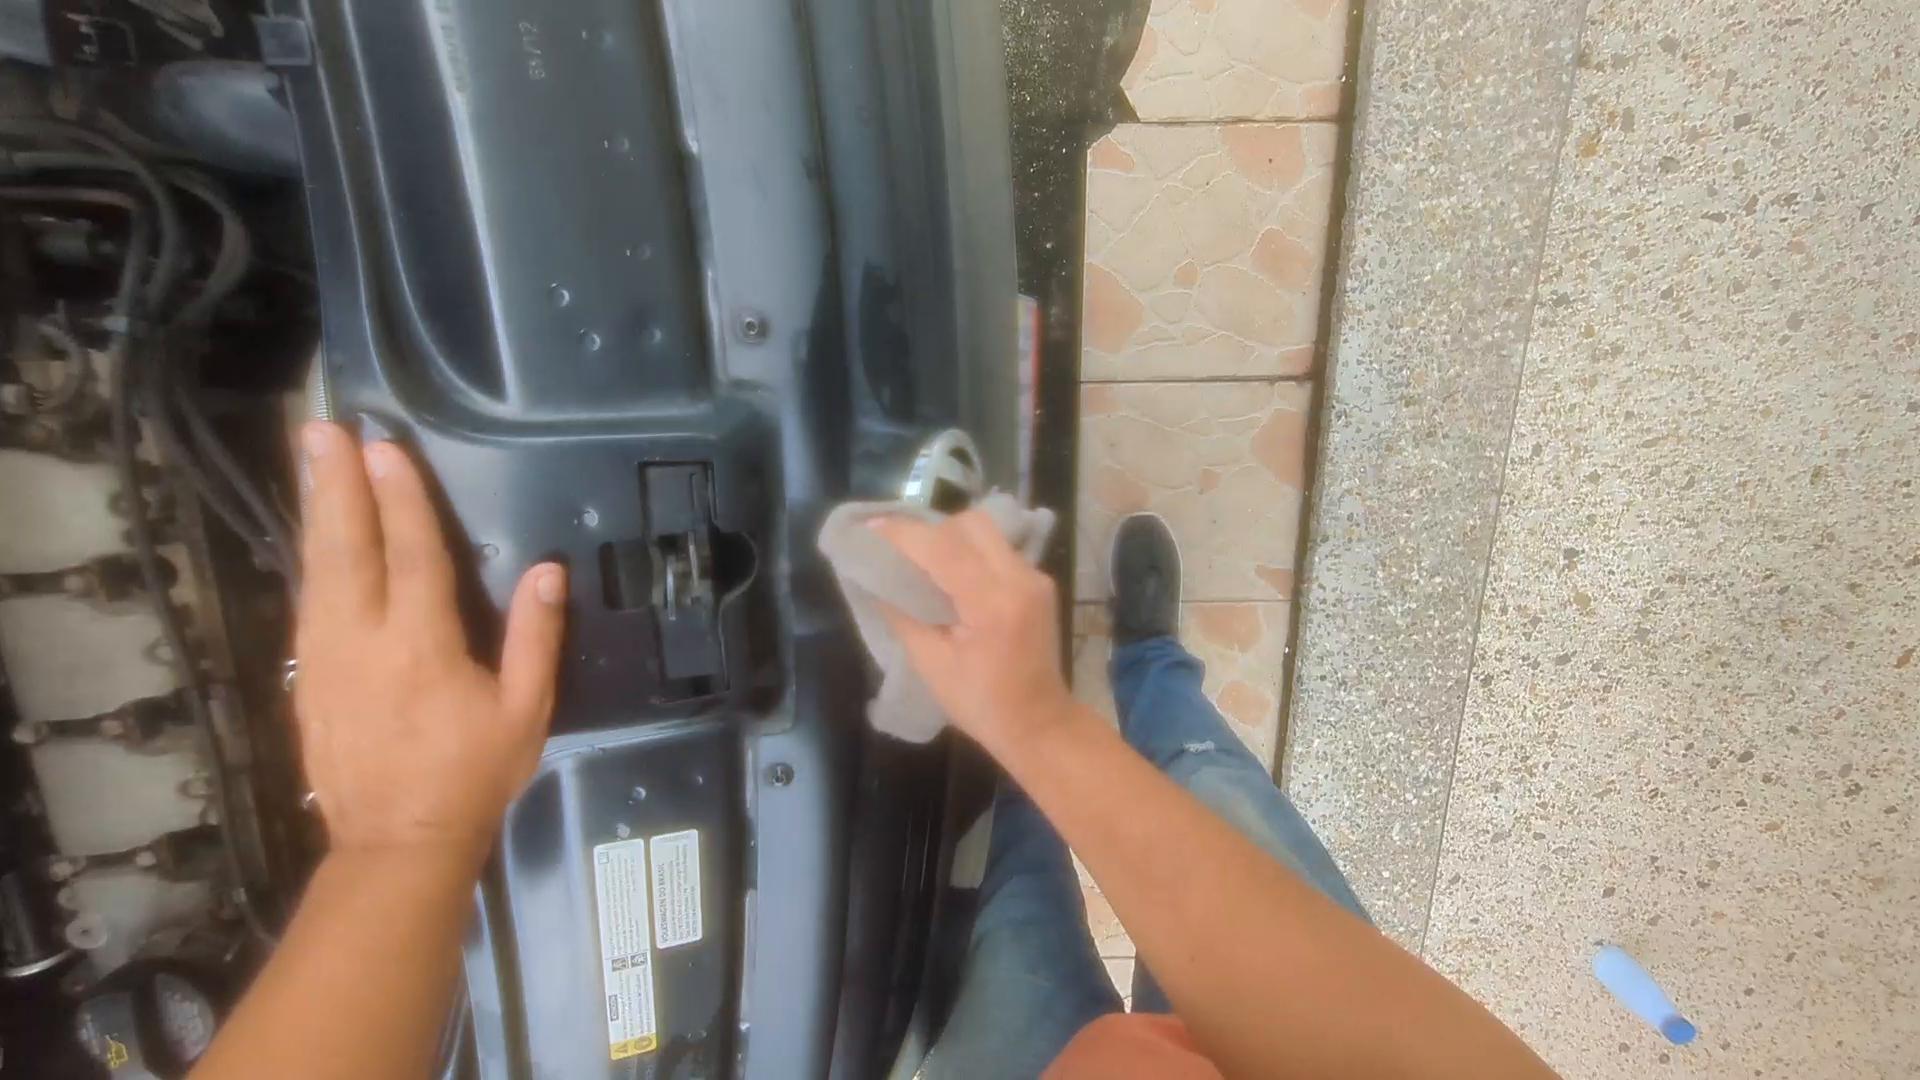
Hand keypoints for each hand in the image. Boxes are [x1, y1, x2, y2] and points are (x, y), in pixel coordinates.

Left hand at [292, 422, 566, 864]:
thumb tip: (547, 571)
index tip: (387, 449)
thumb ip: (536, 638)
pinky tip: (317, 538)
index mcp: (422, 648)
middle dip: (336, 486)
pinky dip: (313, 559)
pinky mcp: (304, 679)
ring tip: (312, 464)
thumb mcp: (526, 710)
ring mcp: (321, 661)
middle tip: (321, 430)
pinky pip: (308, 604)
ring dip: (316, 512)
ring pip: (315, 572)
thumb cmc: (475, 771)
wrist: (397, 841)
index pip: (413, 557)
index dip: (402, 500)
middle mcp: (361, 643)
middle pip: (345, 551)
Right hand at [871, 509, 1074, 755]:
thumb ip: (901, 614)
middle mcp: (1020, 578)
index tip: (869, 529)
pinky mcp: (1038, 582)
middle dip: (930, 530)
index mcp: (993, 603)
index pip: (943, 548)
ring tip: (922, 561)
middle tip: (899, 550)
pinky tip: (950, 576)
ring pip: (986, 532)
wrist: (1039, 723)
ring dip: (950, 537)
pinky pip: (997, 549)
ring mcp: (1034, 577)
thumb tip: (871, 578)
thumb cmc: (981, 703)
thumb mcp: (930, 663)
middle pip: (971, 524)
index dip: (903, 534)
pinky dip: (969, 552)